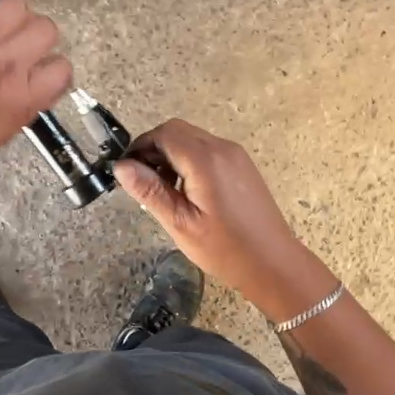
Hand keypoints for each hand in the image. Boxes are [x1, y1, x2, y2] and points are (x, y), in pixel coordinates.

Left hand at [0, 0, 72, 181]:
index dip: (54, 68)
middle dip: (38, 34)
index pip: (61, 70)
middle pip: (44, 29)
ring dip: (13, 8)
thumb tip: (22, 93)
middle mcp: (2, 67)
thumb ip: (14, 111)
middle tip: (24, 40)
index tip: (45, 67)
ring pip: (15, 4)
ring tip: (3, 14)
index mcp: (18, 101)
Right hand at [113, 120, 336, 322]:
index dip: (140, 147)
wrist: (272, 262)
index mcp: (205, 159)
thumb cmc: (224, 248)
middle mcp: (222, 148)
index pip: (163, 134)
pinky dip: (189, 162)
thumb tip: (121, 166)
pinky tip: (187, 192)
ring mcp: (235, 155)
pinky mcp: (242, 166)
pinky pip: (208, 152)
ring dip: (171, 156)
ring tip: (163, 191)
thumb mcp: (180, 223)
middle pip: (178, 131)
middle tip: (143, 183)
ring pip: (193, 140)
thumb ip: (150, 191)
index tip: (127, 173)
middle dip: (154, 150)